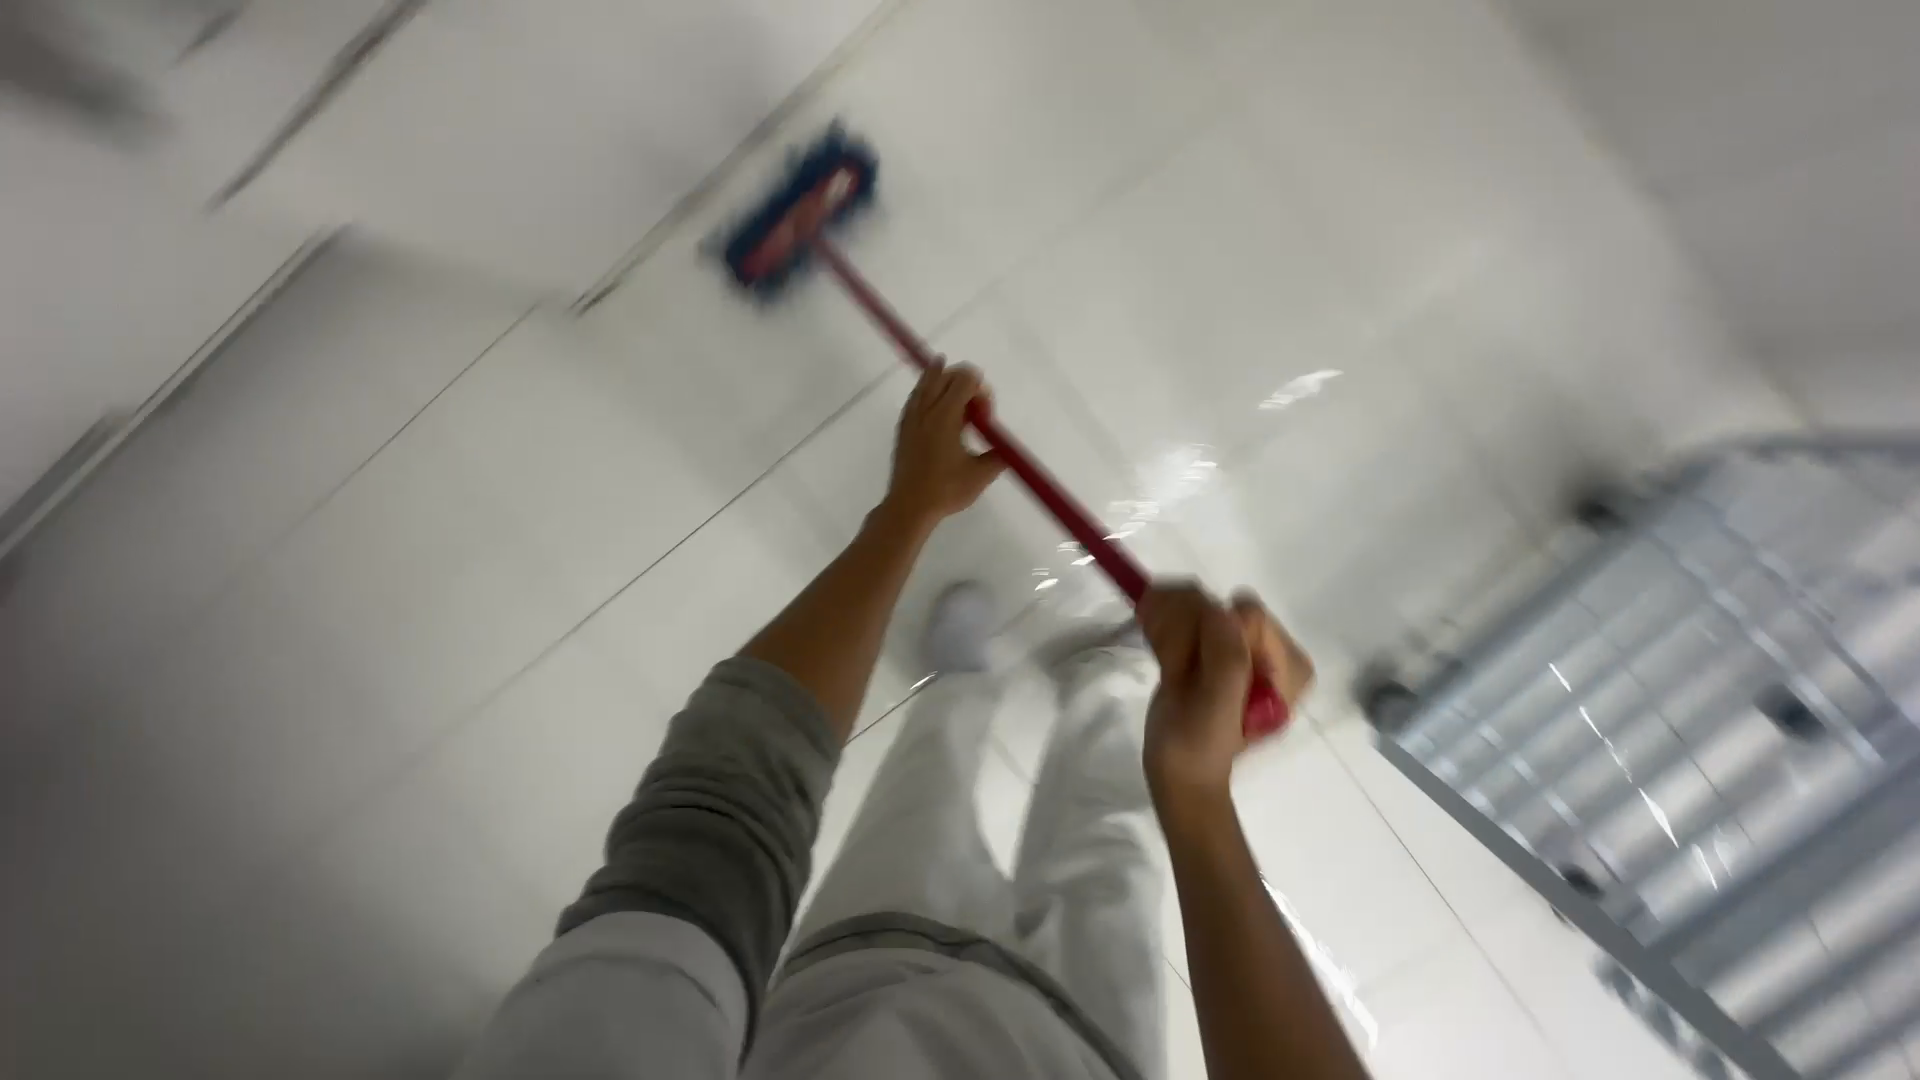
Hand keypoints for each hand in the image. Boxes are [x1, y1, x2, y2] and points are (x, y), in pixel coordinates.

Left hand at [880, 361, 1006, 529]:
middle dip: (965, 383)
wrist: (909, 505)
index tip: (985, 416)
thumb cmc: (946, 490)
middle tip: (975, 409)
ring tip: (950, 378)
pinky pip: (916, 396)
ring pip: (926, 382)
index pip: (965, 380)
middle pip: (946, 375)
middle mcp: (926, 409)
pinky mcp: (903, 427)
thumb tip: (1007, 450)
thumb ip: (999, 456)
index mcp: (945, 416)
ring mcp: (911, 417)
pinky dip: (926, 390)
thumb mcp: (981, 475)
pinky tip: (931, 397)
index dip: (981, 391)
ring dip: (943, 379)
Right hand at [1140, 582, 1313, 800]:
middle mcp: (1272, 650)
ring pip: (1202, 606)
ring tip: (1169, 666)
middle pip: (1224, 605)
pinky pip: (1191, 616)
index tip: (1188, 662)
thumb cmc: (1198, 745)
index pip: (1248, 615)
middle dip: (1189, 626)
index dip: (1210, 630)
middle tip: (1174, 666)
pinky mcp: (1217, 649)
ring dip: (1173, 625)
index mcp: (1289, 665)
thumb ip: (1227, 657)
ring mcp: (1244, 649)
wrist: (1178, 775)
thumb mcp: (1217, 706)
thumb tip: (1218, 610)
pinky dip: (1169, 625)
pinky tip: (1163, 654)